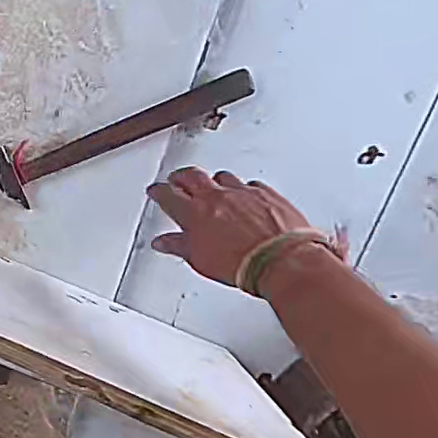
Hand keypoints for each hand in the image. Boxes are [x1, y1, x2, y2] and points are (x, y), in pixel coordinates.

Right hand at [146, 168, 337, 288]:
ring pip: (222, 176)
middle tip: (177, 179)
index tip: (156, 190)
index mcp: (193, 212)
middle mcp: (216, 197)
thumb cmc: (239, 262)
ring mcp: (242, 193)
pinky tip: (245, 196)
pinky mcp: (267, 194)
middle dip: (181, 177)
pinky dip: (244, 188)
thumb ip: (178, 245)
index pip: (167, 194)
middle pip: (192, 176)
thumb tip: (164, 242)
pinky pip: (251, 184)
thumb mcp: (197, 258)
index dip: (159, 191)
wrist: (280, 260)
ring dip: (213, 180)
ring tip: (212, 186)